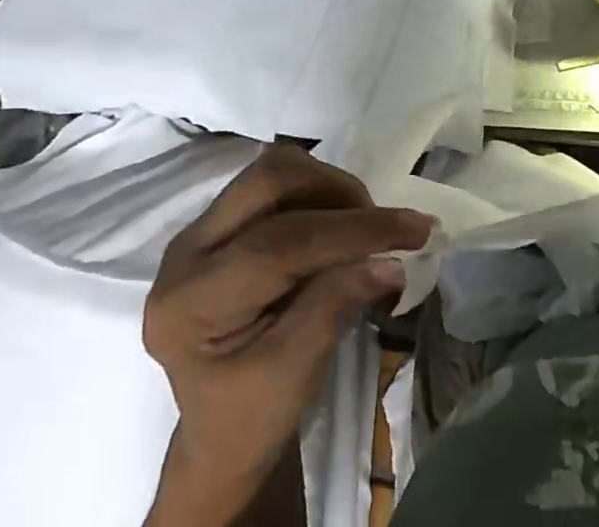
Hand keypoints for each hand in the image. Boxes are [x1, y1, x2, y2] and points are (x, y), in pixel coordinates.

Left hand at [143, 143, 432, 519]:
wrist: (220, 426)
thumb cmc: (253, 414)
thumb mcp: (295, 374)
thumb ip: (335, 306)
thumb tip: (391, 260)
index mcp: (190, 302)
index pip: (277, 244)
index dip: (350, 231)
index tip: (415, 230)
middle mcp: (184, 252)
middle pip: (267, 181)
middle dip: (336, 191)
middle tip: (383, 226)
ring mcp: (198, 232)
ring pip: (272, 171)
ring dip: (328, 186)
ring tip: (362, 227)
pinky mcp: (219, 224)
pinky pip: (272, 185)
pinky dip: (317, 192)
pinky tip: (339, 224)